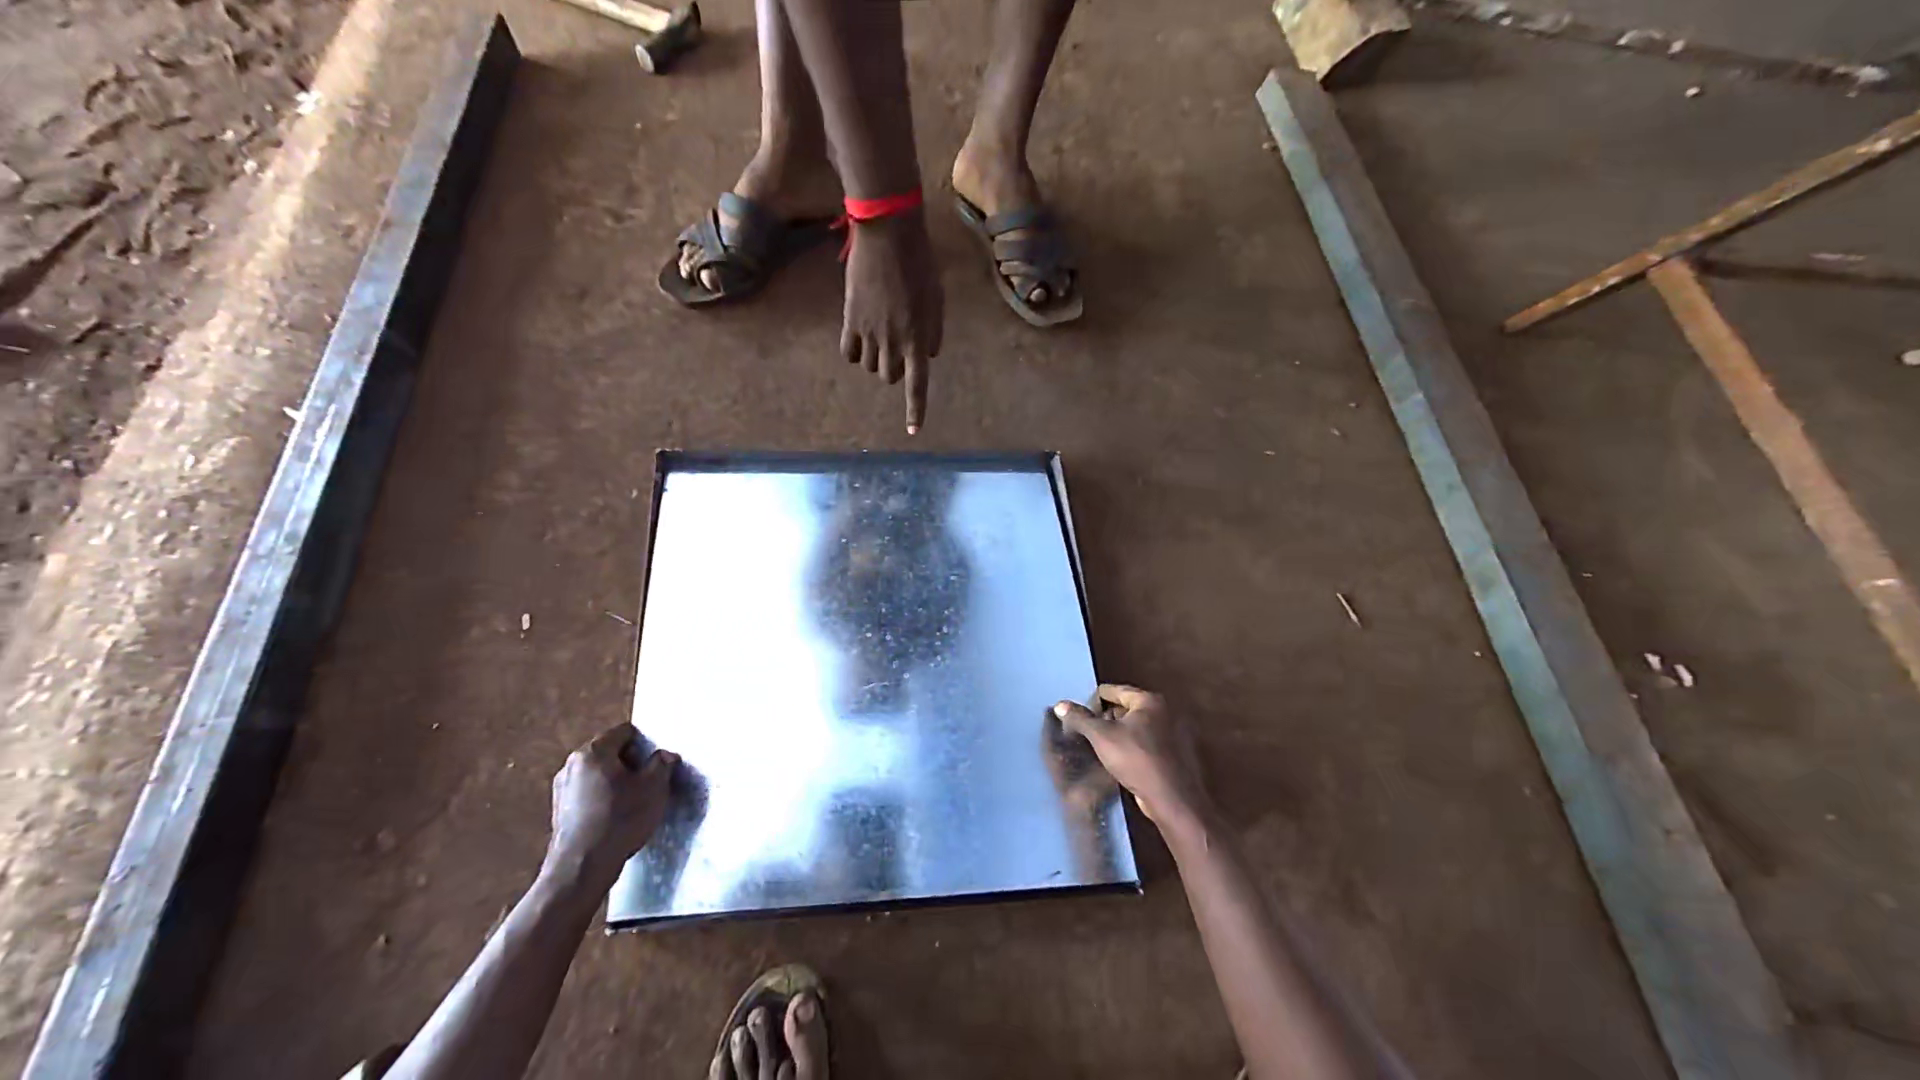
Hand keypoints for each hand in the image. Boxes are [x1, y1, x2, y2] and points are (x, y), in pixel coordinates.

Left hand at [545, 725, 678, 884]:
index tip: (656, 764)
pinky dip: (602, 799)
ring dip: (616, 782)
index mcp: (593, 751)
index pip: (625, 732)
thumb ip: (662, 764)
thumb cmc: (620, 819)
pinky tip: (614, 819)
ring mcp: (561, 789)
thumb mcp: (654, 788)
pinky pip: (588, 794)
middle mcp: (572, 765)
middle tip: (648, 783)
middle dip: (631, 763)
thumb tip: (665, 756)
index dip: (645, 744)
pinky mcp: (559, 811)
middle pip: (610, 752)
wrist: (582, 867)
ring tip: (632, 804)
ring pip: (598, 775)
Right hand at [841, 210, 942, 433]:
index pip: (918, 385)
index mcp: (919, 338)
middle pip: (890, 376)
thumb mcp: (937, 298)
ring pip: (869, 366)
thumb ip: (933, 330)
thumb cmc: (919, 264)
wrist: (888, 235)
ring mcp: (870, 332)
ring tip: (879, 334)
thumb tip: (927, 356)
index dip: (915, 410)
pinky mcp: (851, 320)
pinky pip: (849, 353)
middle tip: (897, 348)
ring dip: (875, 358)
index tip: (913, 430)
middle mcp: (893, 341)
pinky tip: (859, 339)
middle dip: (894, 368)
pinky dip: (854, 353)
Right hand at [1053, 685, 1211, 834]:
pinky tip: (1121, 759)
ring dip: (1120, 733)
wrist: (1173, 799)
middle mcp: (1166, 711)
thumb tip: (1060, 704)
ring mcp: (1174, 733)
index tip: (1080, 712)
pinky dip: (1133, 746)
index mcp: (1149, 700)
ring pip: (1138, 726)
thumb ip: (1080, 718)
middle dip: (1107, 717)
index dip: (1094, 700)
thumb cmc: (1137, 760)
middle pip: (1127, 707)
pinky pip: (1147, 742)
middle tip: (1089, 730)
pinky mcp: (1176, 753)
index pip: (1115, 690)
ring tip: (1101, 745)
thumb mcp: (1102, 736)